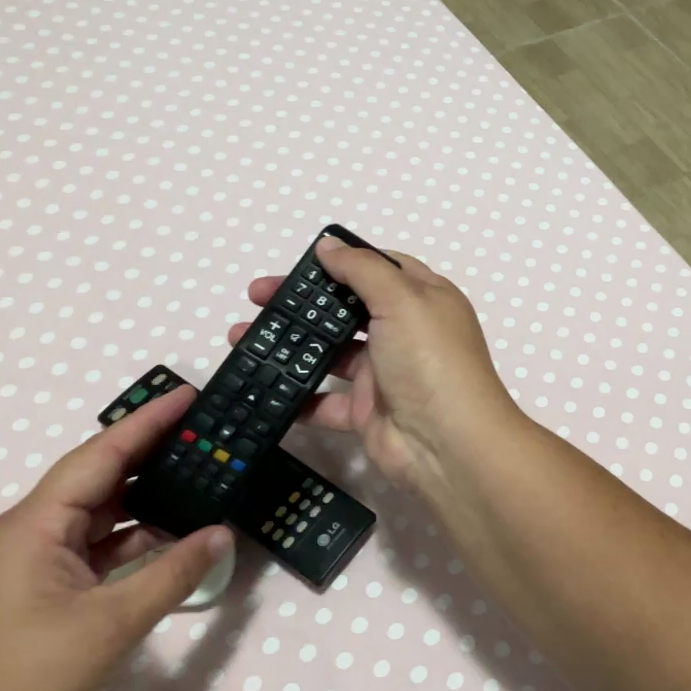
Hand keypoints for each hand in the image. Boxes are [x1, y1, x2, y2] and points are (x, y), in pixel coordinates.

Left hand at [0, 388, 233, 690]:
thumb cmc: (25, 690)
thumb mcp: (111, 628)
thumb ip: (172, 573)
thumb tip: (221, 533)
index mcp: (26, 532)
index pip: (97, 458)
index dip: (145, 423)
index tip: (189, 394)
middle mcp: (15, 542)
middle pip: (91, 485)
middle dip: (148, 460)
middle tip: (204, 438)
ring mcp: (15, 576)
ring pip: (88, 524)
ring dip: (139, 508)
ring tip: (196, 486)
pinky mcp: (22, 606)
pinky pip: (82, 557)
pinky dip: (123, 547)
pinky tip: (162, 547)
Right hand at [228, 238, 524, 498]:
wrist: (449, 444)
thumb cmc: (431, 360)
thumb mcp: (403, 300)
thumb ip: (363, 270)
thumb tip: (329, 246)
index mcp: (424, 299)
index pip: (382, 269)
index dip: (345, 261)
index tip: (303, 261)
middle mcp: (405, 333)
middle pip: (347, 309)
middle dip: (304, 302)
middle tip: (256, 298)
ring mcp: (385, 374)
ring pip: (330, 353)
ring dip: (289, 344)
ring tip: (241, 338)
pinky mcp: (366, 411)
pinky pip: (324, 401)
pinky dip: (296, 396)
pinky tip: (262, 386)